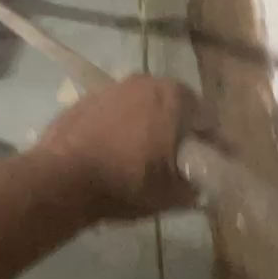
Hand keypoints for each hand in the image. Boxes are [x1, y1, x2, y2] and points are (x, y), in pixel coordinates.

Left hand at [34, 74, 198, 219]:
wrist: (60, 178)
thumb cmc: (124, 183)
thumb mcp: (170, 195)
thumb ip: (192, 188)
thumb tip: (198, 189)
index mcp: (172, 97)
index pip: (205, 116)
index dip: (213, 139)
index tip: (216, 157)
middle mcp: (141, 83)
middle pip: (170, 102)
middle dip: (177, 124)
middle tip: (180, 151)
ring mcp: (107, 89)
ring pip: (137, 104)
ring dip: (145, 121)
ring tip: (145, 150)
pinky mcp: (80, 101)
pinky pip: (110, 111)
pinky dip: (117, 124)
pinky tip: (113, 146)